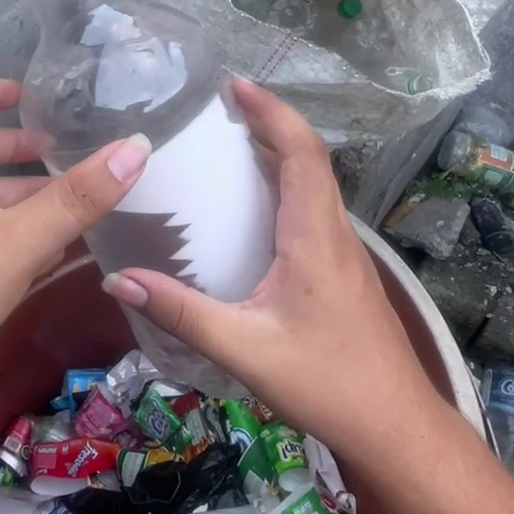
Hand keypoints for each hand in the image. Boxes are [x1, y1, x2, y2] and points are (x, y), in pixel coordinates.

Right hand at [99, 79, 442, 456]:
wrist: (396, 428)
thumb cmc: (327, 383)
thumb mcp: (245, 349)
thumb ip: (181, 312)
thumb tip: (117, 279)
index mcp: (315, 235)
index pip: (302, 151)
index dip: (271, 111)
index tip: (234, 85)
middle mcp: (334, 231)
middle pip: (308, 156)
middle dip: (267, 122)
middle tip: (217, 107)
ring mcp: (343, 250)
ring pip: (313, 181)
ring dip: (277, 150)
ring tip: (227, 141)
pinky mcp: (341, 268)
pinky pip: (311, 206)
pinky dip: (283, 183)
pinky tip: (251, 206)